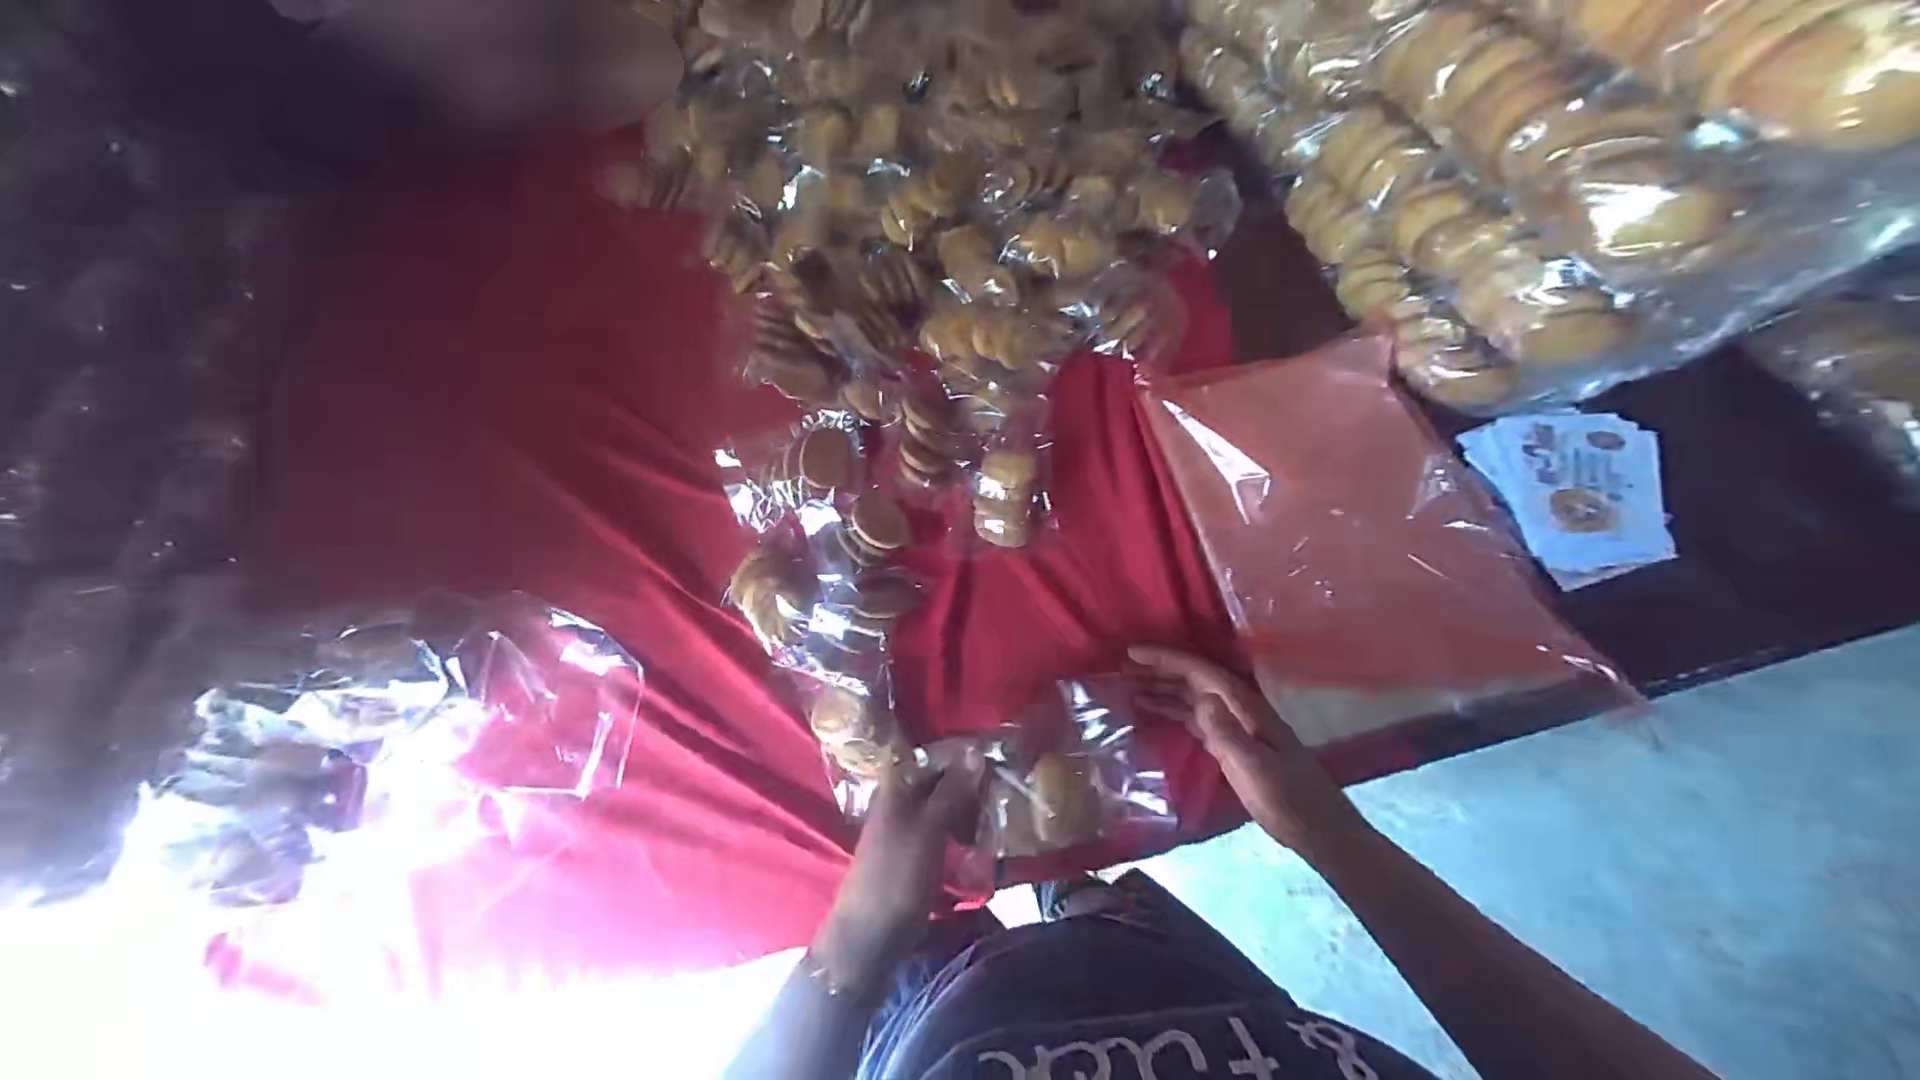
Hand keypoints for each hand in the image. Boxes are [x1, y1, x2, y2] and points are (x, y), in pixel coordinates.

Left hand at [812, 751, 985, 994]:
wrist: (869, 937)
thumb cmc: (898, 876)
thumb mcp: (930, 828)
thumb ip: (952, 789)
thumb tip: (975, 749)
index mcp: (898, 784)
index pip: (937, 755)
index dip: (967, 758)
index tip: (1000, 764)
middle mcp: (900, 798)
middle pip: (942, 780)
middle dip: (972, 787)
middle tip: (1004, 798)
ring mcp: (905, 825)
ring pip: (945, 807)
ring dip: (969, 812)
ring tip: (997, 822)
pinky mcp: (913, 851)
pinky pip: (942, 831)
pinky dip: (960, 833)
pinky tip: (981, 844)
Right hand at [1129, 646, 1368, 863]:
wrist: (1318, 831)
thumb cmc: (1289, 799)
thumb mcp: (1256, 767)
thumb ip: (1229, 733)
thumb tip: (1201, 699)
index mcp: (1245, 707)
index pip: (1200, 671)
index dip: (1166, 659)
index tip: (1133, 653)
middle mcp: (1237, 709)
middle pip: (1192, 679)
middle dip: (1158, 669)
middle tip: (1121, 667)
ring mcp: (1233, 726)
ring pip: (1190, 697)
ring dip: (1160, 689)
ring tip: (1127, 686)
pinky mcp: (1228, 744)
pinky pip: (1192, 717)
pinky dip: (1170, 710)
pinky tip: (1150, 711)